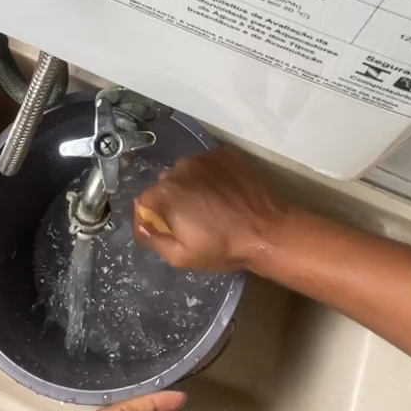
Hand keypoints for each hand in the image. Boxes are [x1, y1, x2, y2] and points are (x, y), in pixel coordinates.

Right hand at [132, 148, 296, 271]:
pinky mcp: (225, 154)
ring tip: (209, 205)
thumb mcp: (182, 256)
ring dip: (190, 186)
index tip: (163, 231)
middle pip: (164, 185)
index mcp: (165, 193)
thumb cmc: (223, 247)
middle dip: (171, 202)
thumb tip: (142, 226)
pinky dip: (209, 176)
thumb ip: (154, 239)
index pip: (143, 203)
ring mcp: (204, 158)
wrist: (268, 230)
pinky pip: (207, 165)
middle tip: (189, 220)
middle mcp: (180, 168)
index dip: (150, 219)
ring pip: (186, 172)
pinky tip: (223, 193)